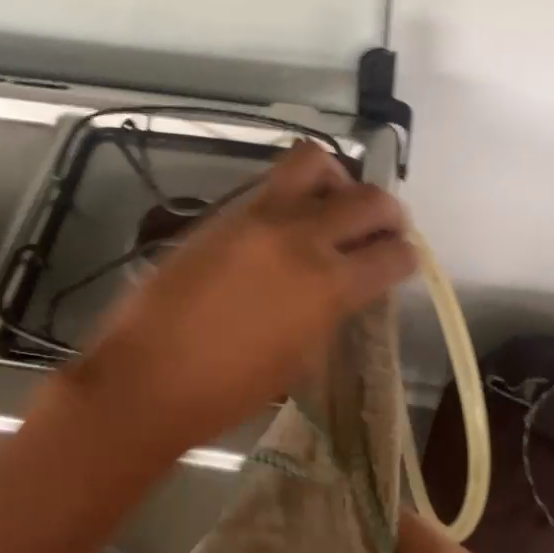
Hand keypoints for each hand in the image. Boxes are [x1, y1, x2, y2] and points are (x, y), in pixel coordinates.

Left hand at [70, 143, 416, 450]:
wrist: (147, 377)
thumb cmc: (228, 390)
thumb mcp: (300, 359)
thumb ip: (331, 312)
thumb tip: (344, 289)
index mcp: (328, 286)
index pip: (392, 255)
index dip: (406, 257)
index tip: (403, 260)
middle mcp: (301, 238)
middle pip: (368, 199)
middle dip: (388, 213)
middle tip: (384, 228)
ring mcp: (259, 217)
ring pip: (315, 162)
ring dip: (338, 180)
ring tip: (333, 204)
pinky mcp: (224, 213)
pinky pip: (272, 184)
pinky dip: (294, 193)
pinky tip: (287, 223)